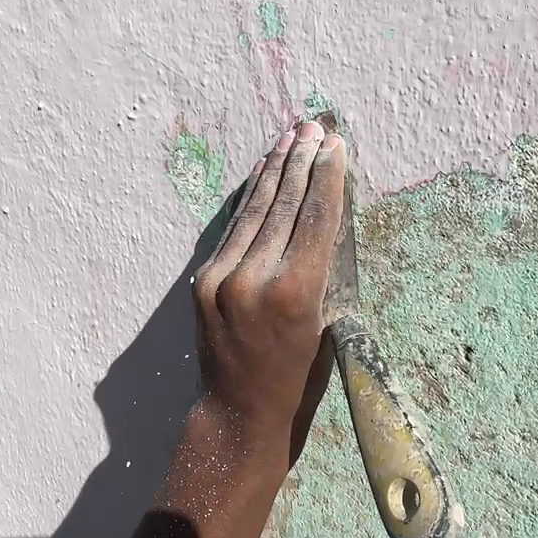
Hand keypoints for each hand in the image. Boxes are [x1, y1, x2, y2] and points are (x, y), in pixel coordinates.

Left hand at [190, 118, 346, 460]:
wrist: (238, 411)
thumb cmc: (298, 374)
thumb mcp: (324, 320)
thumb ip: (320, 266)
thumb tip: (321, 209)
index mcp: (296, 294)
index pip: (315, 219)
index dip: (326, 177)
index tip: (334, 144)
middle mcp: (254, 280)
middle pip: (284, 206)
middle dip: (301, 161)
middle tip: (313, 127)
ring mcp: (222, 278)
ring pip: (255, 211)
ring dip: (274, 170)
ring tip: (290, 138)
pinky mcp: (202, 280)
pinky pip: (234, 229)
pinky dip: (251, 198)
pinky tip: (263, 173)